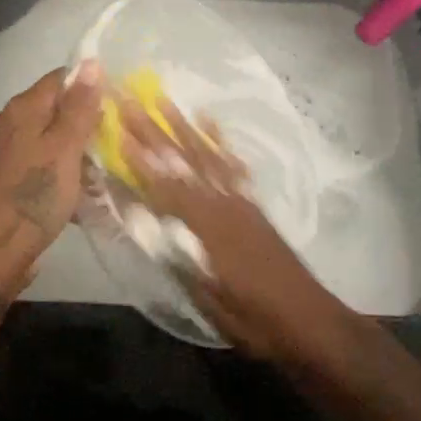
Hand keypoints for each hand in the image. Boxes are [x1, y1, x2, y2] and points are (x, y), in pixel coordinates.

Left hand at [0, 63, 103, 295]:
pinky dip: (70, 176)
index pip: (62, 79)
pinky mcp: (17, 181)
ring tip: (115, 169)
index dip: (93, 87)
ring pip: (58, 142)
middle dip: (92, 124)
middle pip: (60, 110)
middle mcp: (14, 124)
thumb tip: (91, 63)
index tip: (123, 106)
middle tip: (125, 141)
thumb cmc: (33, 196)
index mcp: (22, 109)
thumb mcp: (64, 148)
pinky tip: (91, 194)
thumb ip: (79, 107)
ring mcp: (13, 155)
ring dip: (84, 154)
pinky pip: (50, 167)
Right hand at [121, 102, 351, 362]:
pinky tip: (207, 122)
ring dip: (181, 127)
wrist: (307, 321)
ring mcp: (238, 201)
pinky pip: (232, 166)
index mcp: (205, 227)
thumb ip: (175, 254)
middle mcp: (221, 204)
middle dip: (151, 131)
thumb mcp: (205, 294)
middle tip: (128, 100)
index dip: (137, 160)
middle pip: (181, 161)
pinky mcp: (251, 204)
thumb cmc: (251, 315)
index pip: (163, 186)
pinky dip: (219, 141)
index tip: (113, 131)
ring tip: (161, 99)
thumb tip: (143, 221)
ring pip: (205, 156)